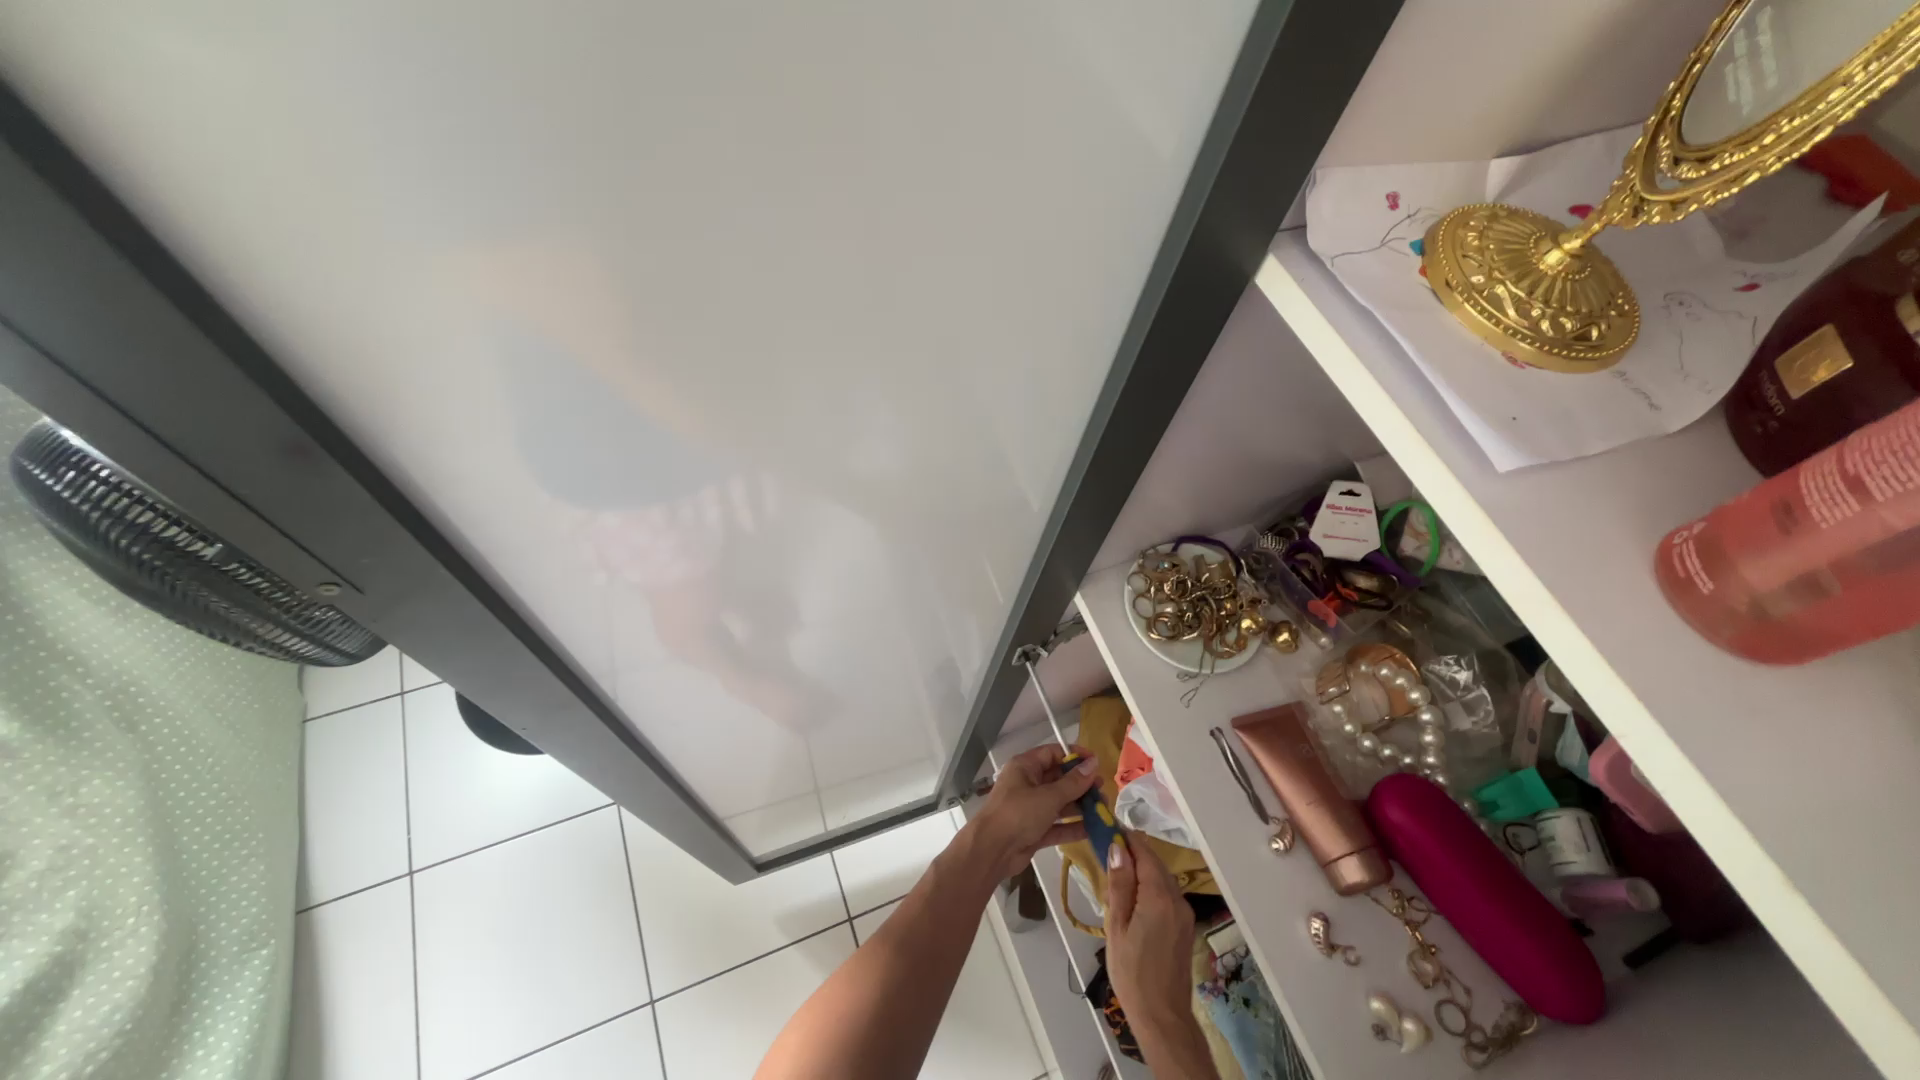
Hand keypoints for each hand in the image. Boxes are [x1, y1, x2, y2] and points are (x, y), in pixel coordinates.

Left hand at [966, 743, 1098, 879]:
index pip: (1053, 753)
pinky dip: (1073, 826)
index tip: (1096, 763)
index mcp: (1025, 767)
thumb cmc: (1018, 814)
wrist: (992, 851)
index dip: (1075, 756)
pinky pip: (1057, 824)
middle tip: (1103, 790)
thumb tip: (1093, 763)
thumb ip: (1073, 782)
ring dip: (1080, 806)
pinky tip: (1094, 829)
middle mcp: (1027, 784)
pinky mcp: (1034, 831)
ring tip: (1104, 810)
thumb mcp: (1048, 796)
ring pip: (1060, 803)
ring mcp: (1030, 809)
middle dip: (1081, 785)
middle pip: (1058, 779)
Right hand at [1105, 831, 1199, 1042]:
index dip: (1127, 837)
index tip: (1109, 825)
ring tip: (1117, 868)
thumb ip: (1119, 885)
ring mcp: (1184, 913)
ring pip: (1163, 879)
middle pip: (1156, 864)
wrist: (1162, 1013)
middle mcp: (1177, 900)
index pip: (1144, 854)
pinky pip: (1167, 895)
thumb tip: (1118, 848)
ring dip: (1143, 869)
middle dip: (1134, 851)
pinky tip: (1134, 894)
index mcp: (1159, 897)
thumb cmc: (1131, 971)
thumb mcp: (1117, 926)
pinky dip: (1151, 886)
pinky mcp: (1184, 926)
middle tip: (1108, 844)